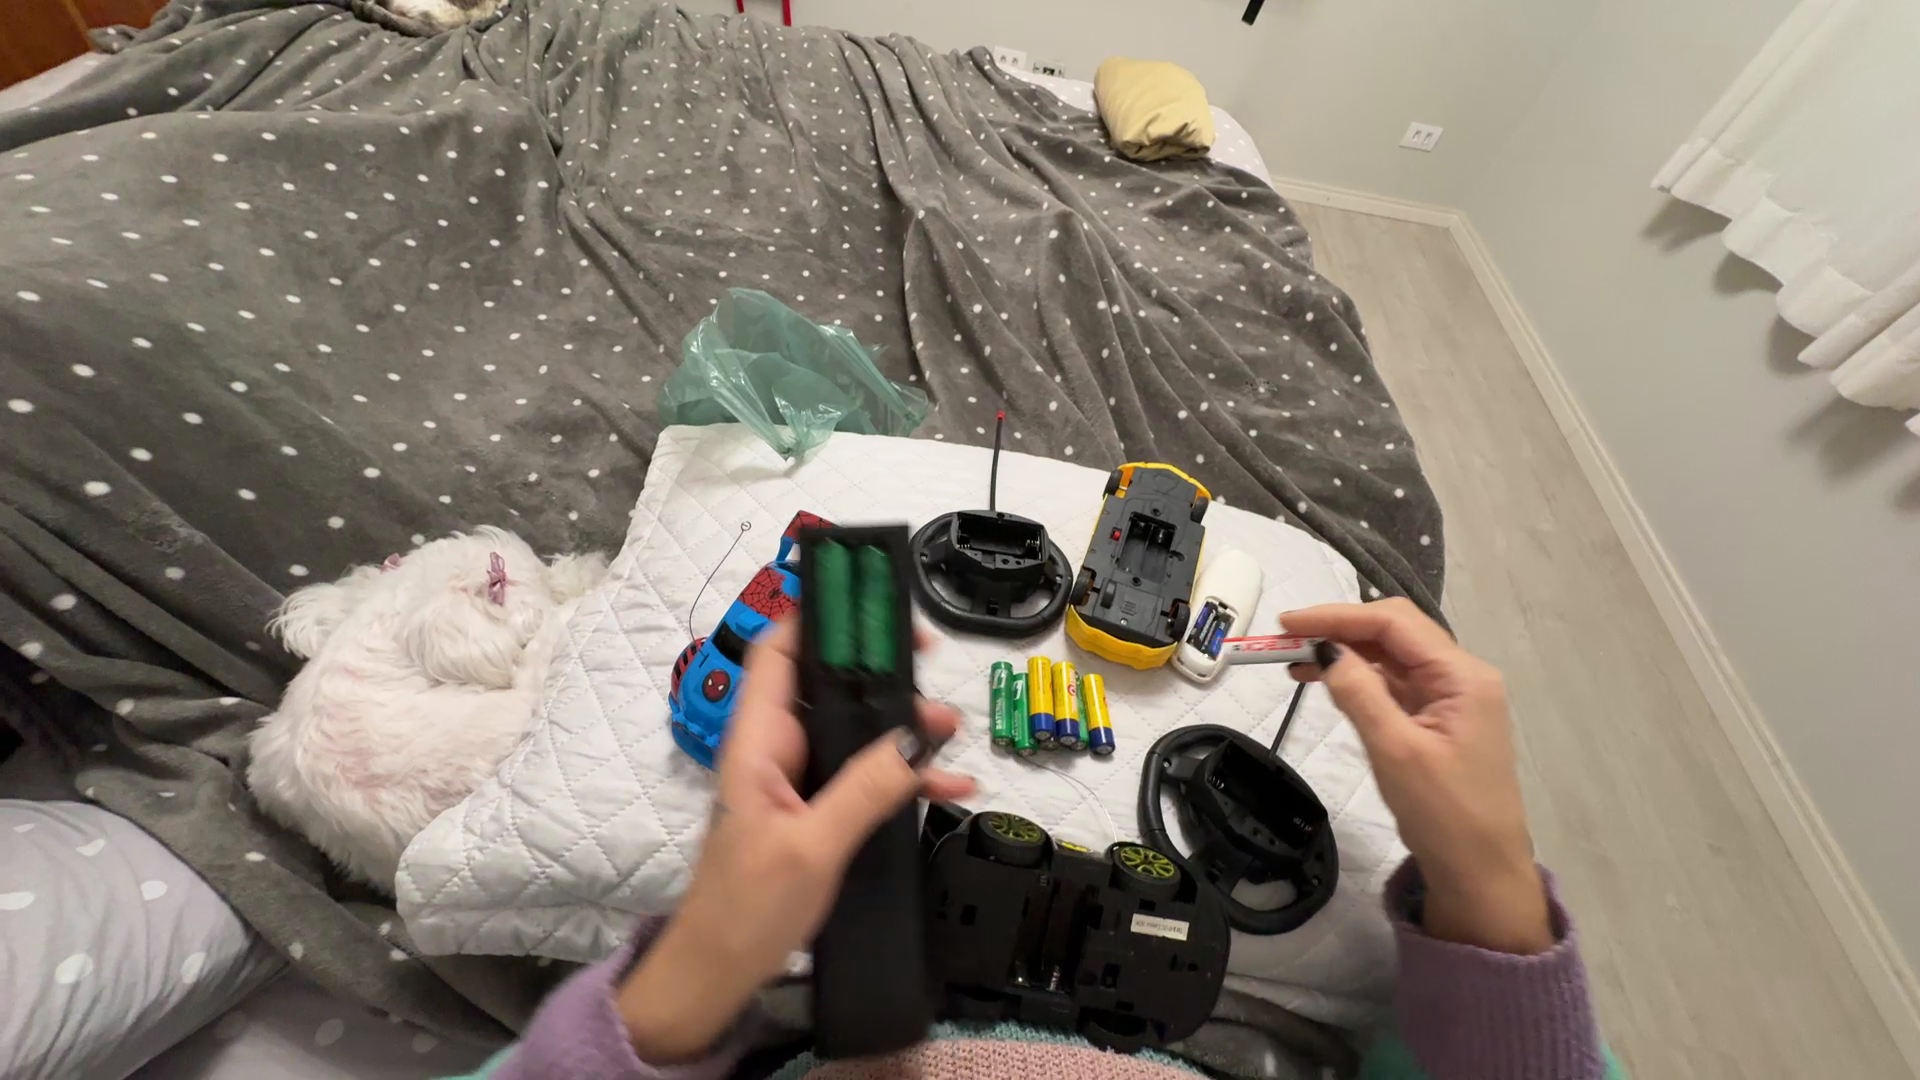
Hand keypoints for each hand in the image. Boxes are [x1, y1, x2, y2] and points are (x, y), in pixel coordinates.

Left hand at [616, 620, 974, 1059]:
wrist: (722, 976)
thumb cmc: (747, 908)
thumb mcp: (812, 846)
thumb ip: (866, 787)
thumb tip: (920, 736)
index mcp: (760, 738)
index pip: (778, 650)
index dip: (818, 617)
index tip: (872, 608)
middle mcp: (781, 744)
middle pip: (830, 682)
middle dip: (882, 673)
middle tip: (931, 666)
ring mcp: (803, 776)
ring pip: (857, 728)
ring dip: (904, 727)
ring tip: (953, 733)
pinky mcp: (822, 807)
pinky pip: (868, 775)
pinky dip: (906, 775)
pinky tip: (950, 785)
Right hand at [1281, 599, 1551, 954]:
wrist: (1479, 873)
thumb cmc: (1443, 811)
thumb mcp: (1394, 749)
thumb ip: (1358, 691)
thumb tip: (1324, 648)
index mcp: (1461, 676)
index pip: (1392, 623)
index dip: (1336, 616)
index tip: (1286, 623)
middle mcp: (1459, 675)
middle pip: (1391, 630)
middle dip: (1336, 628)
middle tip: (1285, 637)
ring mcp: (1447, 695)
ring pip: (1386, 653)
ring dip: (1341, 650)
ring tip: (1292, 658)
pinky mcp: (1433, 715)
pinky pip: (1387, 679)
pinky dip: (1352, 674)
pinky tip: (1320, 678)